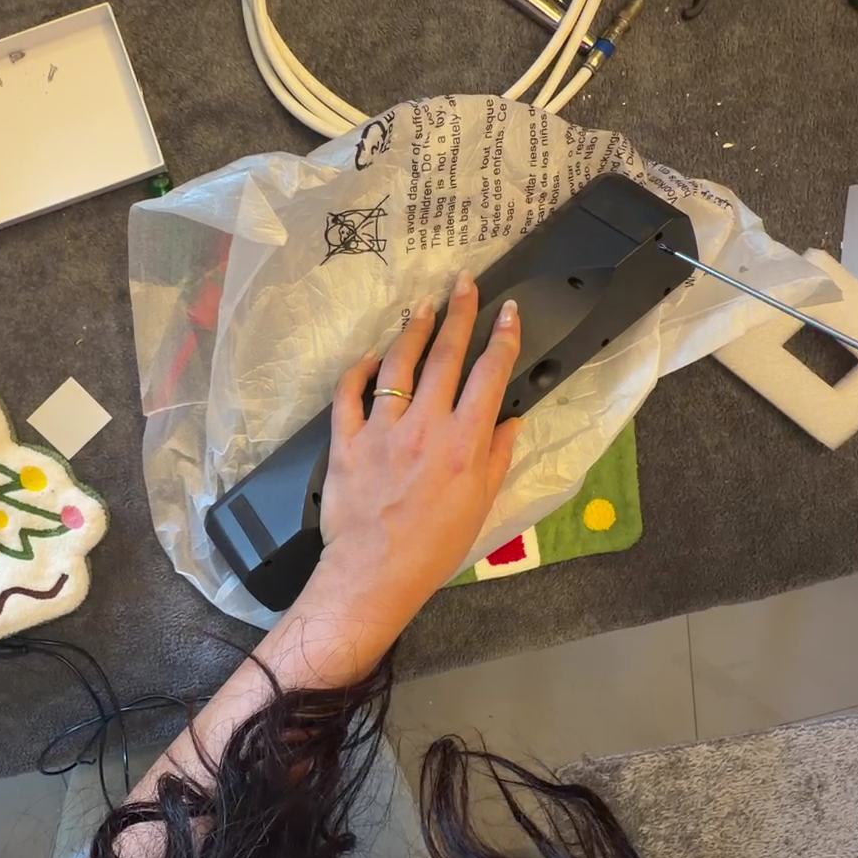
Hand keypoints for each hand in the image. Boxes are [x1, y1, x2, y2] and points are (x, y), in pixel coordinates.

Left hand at [290, 269, 521, 672]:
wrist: (375, 573)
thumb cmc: (434, 547)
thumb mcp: (480, 506)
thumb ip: (497, 456)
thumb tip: (510, 418)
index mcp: (464, 443)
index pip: (489, 375)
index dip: (502, 337)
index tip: (509, 311)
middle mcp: (425, 426)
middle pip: (445, 356)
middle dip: (458, 314)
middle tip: (463, 284)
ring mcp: (382, 430)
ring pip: (397, 365)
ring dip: (411, 331)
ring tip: (422, 307)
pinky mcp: (346, 440)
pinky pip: (349, 393)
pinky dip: (358, 370)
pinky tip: (369, 357)